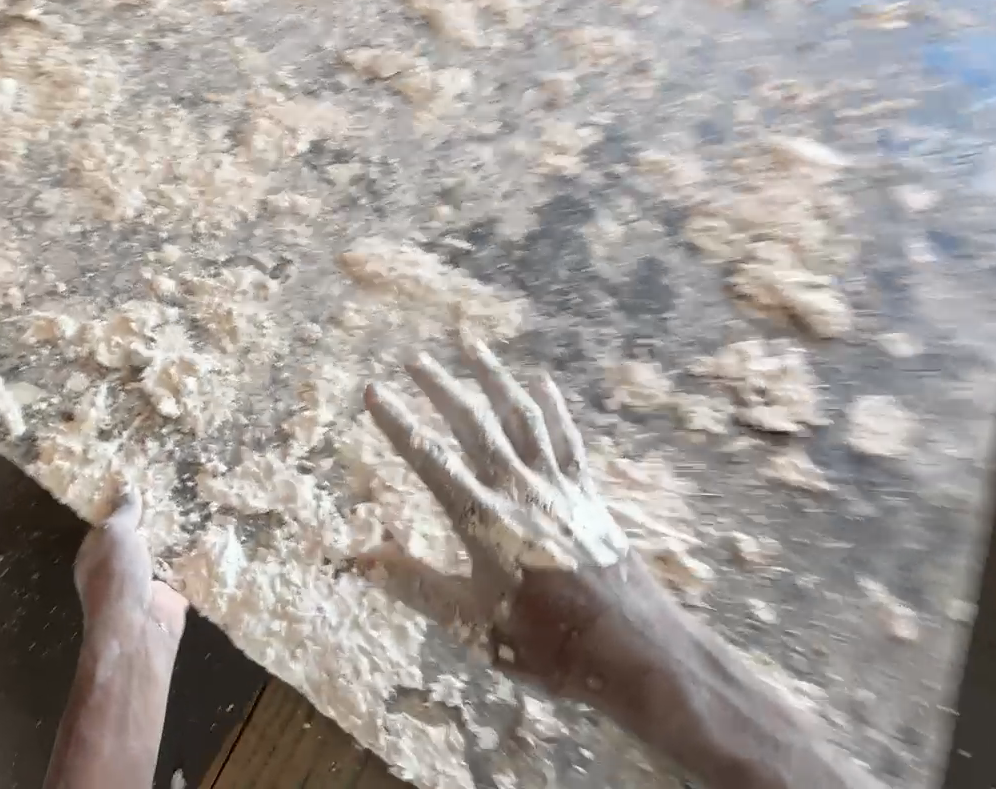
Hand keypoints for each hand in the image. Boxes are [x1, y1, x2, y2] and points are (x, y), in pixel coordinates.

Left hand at [74, 489, 188, 647]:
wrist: (137, 628)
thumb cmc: (116, 576)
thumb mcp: (115, 534)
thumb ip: (123, 512)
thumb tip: (128, 488)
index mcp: (96, 554)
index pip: (109, 525)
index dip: (124, 507)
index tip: (144, 484)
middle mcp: (118, 568)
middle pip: (138, 538)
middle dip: (154, 521)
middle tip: (176, 491)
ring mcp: (144, 583)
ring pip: (161, 553)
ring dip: (175, 539)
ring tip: (197, 506)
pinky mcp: (169, 594)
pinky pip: (181, 571)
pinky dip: (193, 559)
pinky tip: (209, 535)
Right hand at [363, 334, 642, 690]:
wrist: (636, 651)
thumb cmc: (547, 643)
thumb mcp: (471, 624)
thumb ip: (414, 585)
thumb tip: (358, 561)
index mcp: (482, 518)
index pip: (428, 458)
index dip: (397, 422)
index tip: (373, 389)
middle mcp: (517, 489)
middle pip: (473, 424)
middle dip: (441, 387)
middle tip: (414, 357)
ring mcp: (556, 486)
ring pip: (520, 417)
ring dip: (493, 378)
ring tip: (472, 344)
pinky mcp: (586, 493)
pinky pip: (567, 439)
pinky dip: (553, 408)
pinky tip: (542, 382)